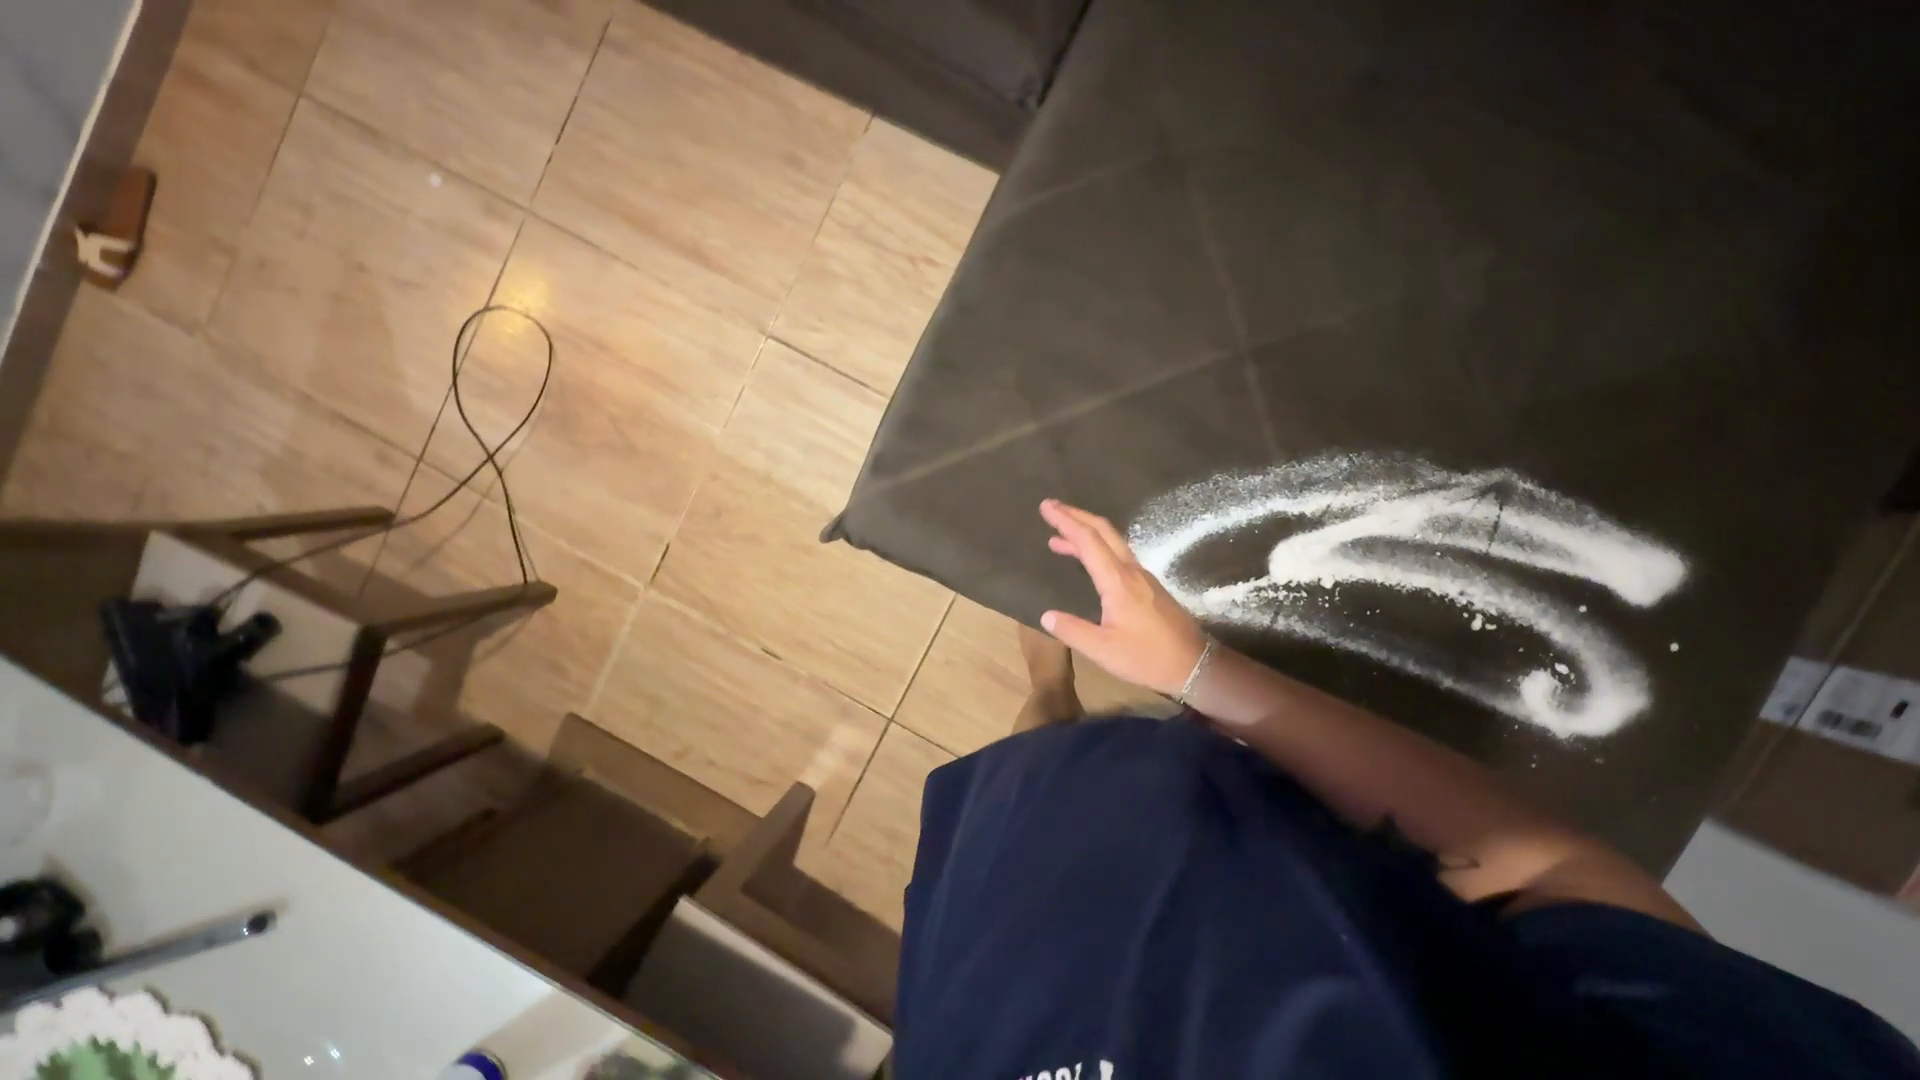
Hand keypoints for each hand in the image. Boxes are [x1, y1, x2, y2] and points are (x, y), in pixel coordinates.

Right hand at [1039, 499, 1208, 696]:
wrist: (1193, 664)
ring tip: (1059, 536)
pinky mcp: (1148, 585)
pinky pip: (1118, 554)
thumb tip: (1046, 615)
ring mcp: (1142, 576)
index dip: (1066, 521)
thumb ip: (1072, 631)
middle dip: (1076, 516)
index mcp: (1118, 582)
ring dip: (1086, 532)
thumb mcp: (1103, 650)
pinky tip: (1087, 558)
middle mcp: (1131, 571)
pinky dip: (1097, 547)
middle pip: (1103, 531)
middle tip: (1051, 507)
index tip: (1046, 507)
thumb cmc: (1148, 657)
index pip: (1088, 541)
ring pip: (1112, 541)